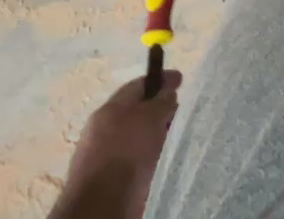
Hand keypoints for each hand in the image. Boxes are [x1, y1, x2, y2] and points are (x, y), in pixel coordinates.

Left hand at [48, 71, 181, 218]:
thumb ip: (162, 100)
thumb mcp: (151, 117)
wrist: (102, 204)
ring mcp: (104, 152)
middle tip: (180, 112)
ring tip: (174, 137)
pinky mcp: (108, 176)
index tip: (180, 79)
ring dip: (155, 133)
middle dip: (159, 108)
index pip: (138, 85)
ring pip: (136, 135)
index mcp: (110, 108)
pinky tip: (161, 158)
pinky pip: (135, 156)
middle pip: (136, 110)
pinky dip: (149, 153)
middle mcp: (103, 127)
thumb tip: (167, 92)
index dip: (160, 80)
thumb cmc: (127, 152)